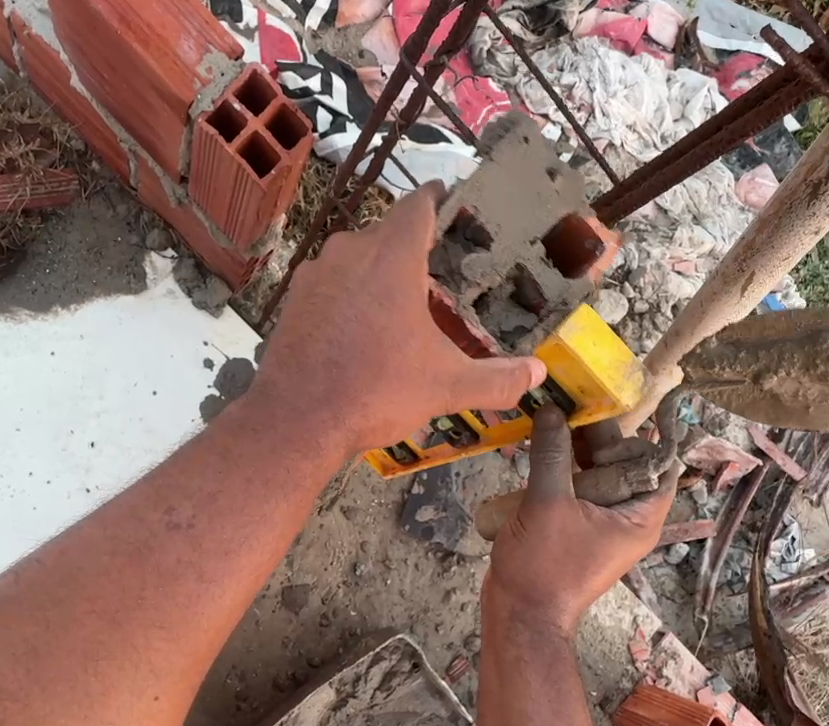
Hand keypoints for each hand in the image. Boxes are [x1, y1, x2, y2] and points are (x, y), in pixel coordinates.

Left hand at [250, 182, 545, 455]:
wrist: (297, 420)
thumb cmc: (376, 391)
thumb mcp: (445, 387)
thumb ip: (496, 378)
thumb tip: (537, 375)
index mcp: (392, 254)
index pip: (420, 204)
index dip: (440, 201)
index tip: (454, 206)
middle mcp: (350, 251)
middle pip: (387, 234)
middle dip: (411, 250)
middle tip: (436, 275)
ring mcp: (314, 274)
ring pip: (354, 261)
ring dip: (375, 276)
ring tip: (397, 308)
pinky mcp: (292, 302)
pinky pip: (329, 287)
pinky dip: (346, 300)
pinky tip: (357, 332)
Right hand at [485, 407, 679, 635]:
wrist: (520, 615)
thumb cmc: (543, 566)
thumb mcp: (547, 504)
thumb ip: (551, 454)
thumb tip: (551, 410)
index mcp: (640, 516)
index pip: (659, 464)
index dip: (635, 439)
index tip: (602, 421)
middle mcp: (626, 519)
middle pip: (622, 466)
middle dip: (597, 439)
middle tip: (568, 413)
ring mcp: (598, 526)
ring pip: (595, 478)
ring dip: (574, 454)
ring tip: (549, 425)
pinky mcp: (573, 530)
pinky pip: (575, 493)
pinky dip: (560, 473)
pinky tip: (537, 454)